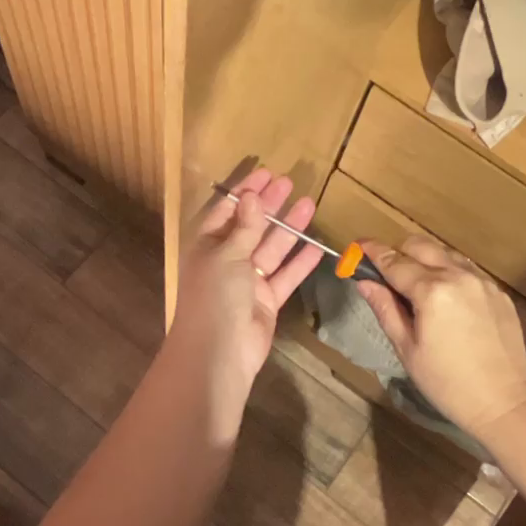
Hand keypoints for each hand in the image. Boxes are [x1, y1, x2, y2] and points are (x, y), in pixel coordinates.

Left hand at [167, 169, 324, 400]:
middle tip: (289, 183)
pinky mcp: (266, 301)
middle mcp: (226, 260)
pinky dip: (300, 263)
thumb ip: (245, 227)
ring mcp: (247, 282)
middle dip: (270, 206)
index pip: (228, 211)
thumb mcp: (228, 254)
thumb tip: (252, 196)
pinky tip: (318, 247)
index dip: (246, 193)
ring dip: (289, 229)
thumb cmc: (216, 296)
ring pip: (272, 249)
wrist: (219, 352)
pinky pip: (286, 276)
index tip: (266, 173)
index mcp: (207, 246)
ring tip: (309, 204)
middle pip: (252, 227)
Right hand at [355, 236, 525, 438]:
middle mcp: (459, 276)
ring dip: (426, 260)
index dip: (372, 252)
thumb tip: (364, 283)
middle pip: (421, 246)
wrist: (503, 402)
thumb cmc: (446, 383)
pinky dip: (449, 273)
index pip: (395, 262)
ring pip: (446, 254)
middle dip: (399, 252)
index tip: (357, 245)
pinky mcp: (499, 293)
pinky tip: (446, 299)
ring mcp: (483, 282)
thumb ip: (385, 309)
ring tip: (416, 287)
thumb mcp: (407, 349)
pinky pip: (467, 270)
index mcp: (432, 291)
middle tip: (386, 272)